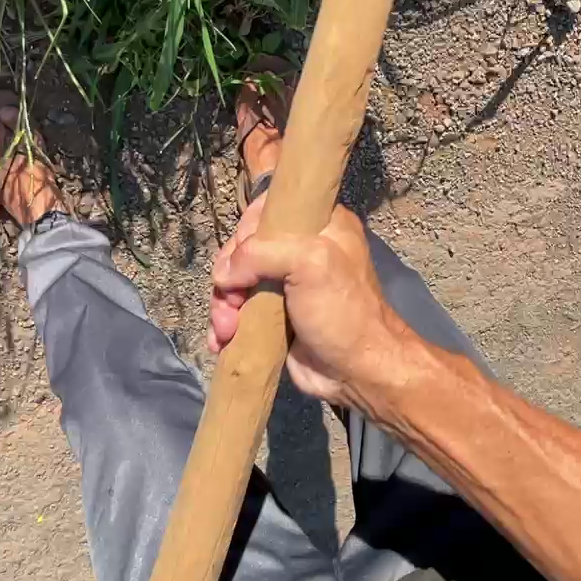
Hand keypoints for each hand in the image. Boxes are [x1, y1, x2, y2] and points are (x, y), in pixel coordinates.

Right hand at [210, 195, 411, 405]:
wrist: (358, 373)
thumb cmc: (343, 312)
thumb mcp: (310, 263)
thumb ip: (262, 253)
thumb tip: (223, 274)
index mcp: (321, 223)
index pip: (270, 207)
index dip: (248, 227)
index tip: (243, 253)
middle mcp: (302, 248)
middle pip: (246, 246)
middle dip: (230, 274)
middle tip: (230, 299)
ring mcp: (287, 283)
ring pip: (237, 279)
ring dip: (223, 304)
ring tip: (226, 329)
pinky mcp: (274, 314)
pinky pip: (239, 308)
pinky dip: (226, 323)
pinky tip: (222, 340)